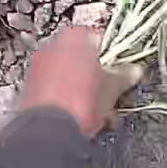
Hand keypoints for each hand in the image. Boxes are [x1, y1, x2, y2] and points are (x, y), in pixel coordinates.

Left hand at [17, 27, 142, 136]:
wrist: (48, 130)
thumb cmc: (81, 101)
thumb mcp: (112, 88)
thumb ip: (124, 75)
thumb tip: (135, 71)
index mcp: (74, 37)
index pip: (100, 38)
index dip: (115, 56)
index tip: (124, 69)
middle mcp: (53, 46)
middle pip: (84, 57)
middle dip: (100, 76)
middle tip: (113, 93)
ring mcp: (39, 66)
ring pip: (72, 74)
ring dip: (87, 89)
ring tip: (101, 112)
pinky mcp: (31, 87)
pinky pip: (58, 87)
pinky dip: (71, 97)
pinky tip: (83, 116)